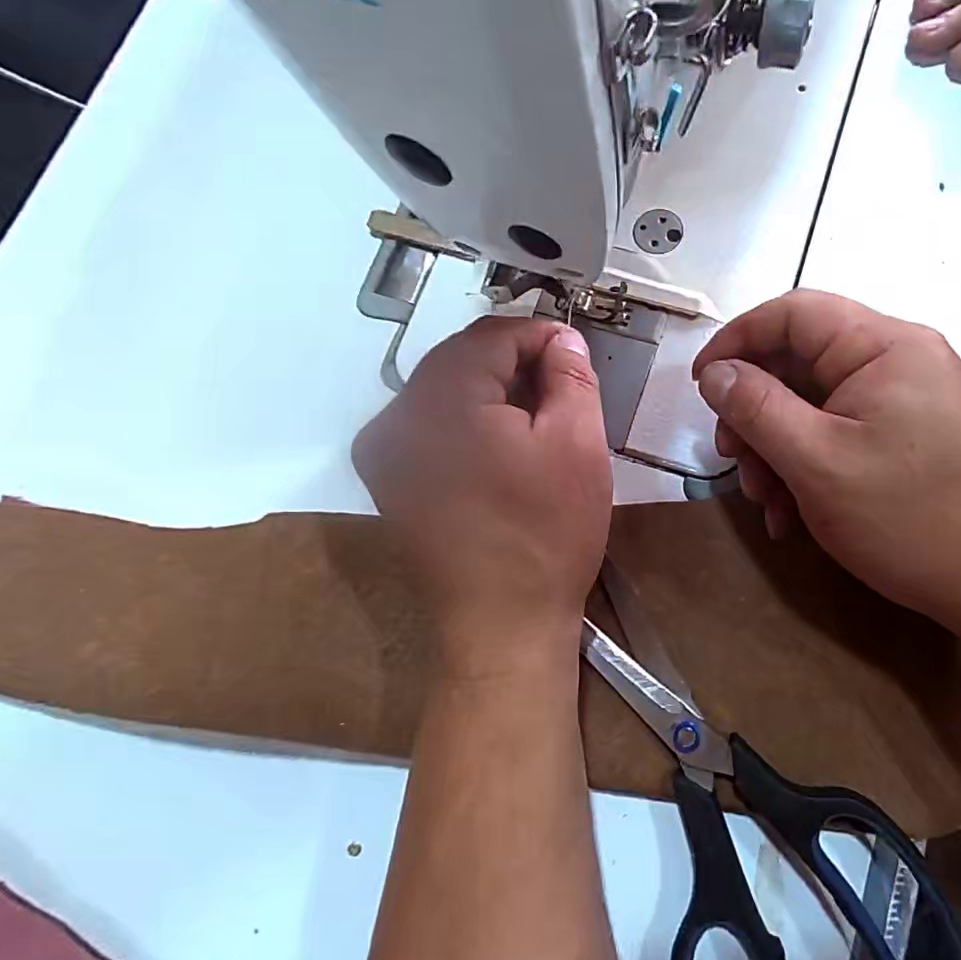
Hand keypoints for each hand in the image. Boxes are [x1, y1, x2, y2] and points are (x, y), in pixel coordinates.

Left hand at [353, 317, 610, 671]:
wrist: (501, 624)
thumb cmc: (546, 535)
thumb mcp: (577, 445)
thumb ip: (571, 376)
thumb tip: (563, 339)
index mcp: (440, 399)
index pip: (491, 335)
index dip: (540, 335)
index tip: (576, 353)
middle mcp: (395, 415)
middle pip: (460, 358)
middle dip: (514, 362)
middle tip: (562, 386)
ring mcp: (382, 449)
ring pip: (443, 389)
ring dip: (490, 390)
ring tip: (537, 417)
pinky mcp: (387, 478)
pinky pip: (428, 424)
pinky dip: (466, 419)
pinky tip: (501, 445)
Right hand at [691, 289, 960, 630]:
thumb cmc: (907, 521)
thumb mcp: (816, 463)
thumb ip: (757, 409)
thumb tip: (715, 372)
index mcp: (886, 346)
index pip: (793, 313)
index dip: (737, 340)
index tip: (701, 385)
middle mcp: (901, 358)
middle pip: (801, 363)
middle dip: (757, 415)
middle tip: (734, 462)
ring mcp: (910, 397)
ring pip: (816, 404)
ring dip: (778, 449)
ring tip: (767, 502)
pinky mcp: (913, 433)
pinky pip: (843, 431)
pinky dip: (809, 464)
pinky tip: (793, 511)